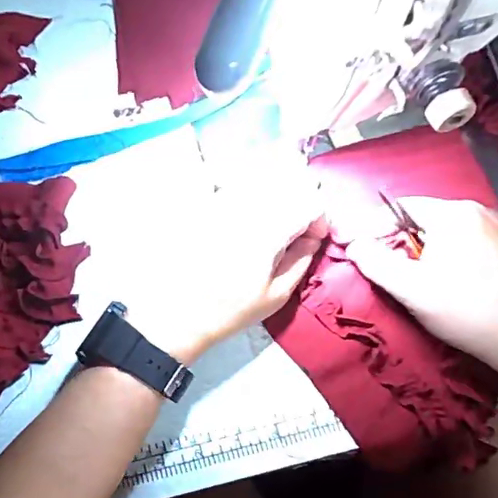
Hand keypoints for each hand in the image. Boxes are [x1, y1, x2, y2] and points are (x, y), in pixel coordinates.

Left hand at [126, 176, 327, 364]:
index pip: (309, 203)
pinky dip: (249, 200)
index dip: (319, 219)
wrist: (179, 313)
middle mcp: (248, 208)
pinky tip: (243, 229)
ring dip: (275, 201)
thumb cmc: (231, 310)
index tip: (314, 238)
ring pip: (262, 185)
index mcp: (270, 230)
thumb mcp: (277, 294)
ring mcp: (224, 204)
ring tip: (269, 232)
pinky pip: (235, 190)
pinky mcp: (205, 207)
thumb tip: (312, 238)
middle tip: (295, 234)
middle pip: (287, 187)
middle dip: (299, 206)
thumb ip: (301, 260)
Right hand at [346, 197, 497, 403]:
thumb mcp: (411, 290)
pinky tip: (450, 289)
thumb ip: (376, 263)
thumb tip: (353, 245)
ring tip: (418, 287)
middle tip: (389, 276)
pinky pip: (467, 248)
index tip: (363, 256)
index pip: (400, 207)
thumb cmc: (468, 310)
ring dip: (426, 256)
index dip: (376, 229)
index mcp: (453, 212)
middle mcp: (478, 211)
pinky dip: (450, 262)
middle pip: (424, 220)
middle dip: (401, 245)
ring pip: (447, 236)